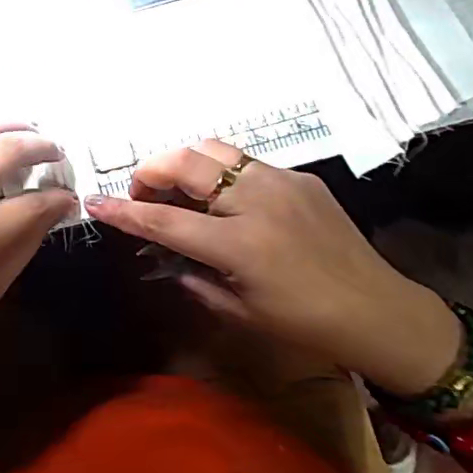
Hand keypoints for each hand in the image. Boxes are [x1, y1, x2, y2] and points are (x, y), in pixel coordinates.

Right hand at [83, 140, 460, 394]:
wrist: (377, 309)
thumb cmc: (304, 323)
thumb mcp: (240, 311)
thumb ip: (194, 278)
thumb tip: (166, 255)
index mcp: (237, 243)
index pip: (165, 219)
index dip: (124, 210)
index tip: (95, 203)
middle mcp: (255, 200)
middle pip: (186, 162)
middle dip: (152, 171)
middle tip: (145, 194)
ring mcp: (281, 181)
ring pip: (215, 148)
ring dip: (186, 162)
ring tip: (182, 189)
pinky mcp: (301, 177)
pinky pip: (248, 162)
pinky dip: (223, 172)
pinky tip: (229, 199)